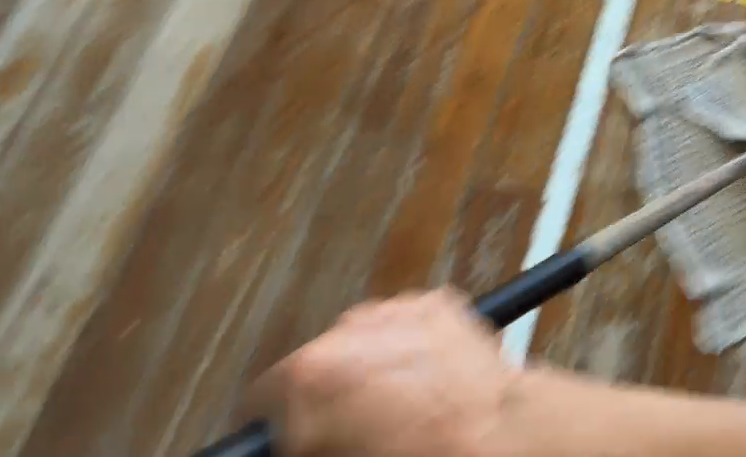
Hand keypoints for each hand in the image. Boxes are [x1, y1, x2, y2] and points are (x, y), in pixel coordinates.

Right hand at [250, 289, 515, 456]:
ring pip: (365, 336)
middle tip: (349, 421)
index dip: (277, 422)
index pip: (262, 397)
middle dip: (328, 388)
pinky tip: (425, 371)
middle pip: (319, 360)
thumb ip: (302, 439)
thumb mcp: (322, 451)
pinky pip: (409, 323)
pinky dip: (412, 341)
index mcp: (305, 373)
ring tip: (396, 396)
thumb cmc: (406, 448)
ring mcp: (396, 309)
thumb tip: (303, 435)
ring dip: (371, 360)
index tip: (288, 435)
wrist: (483, 428)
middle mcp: (347, 329)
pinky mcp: (438, 302)